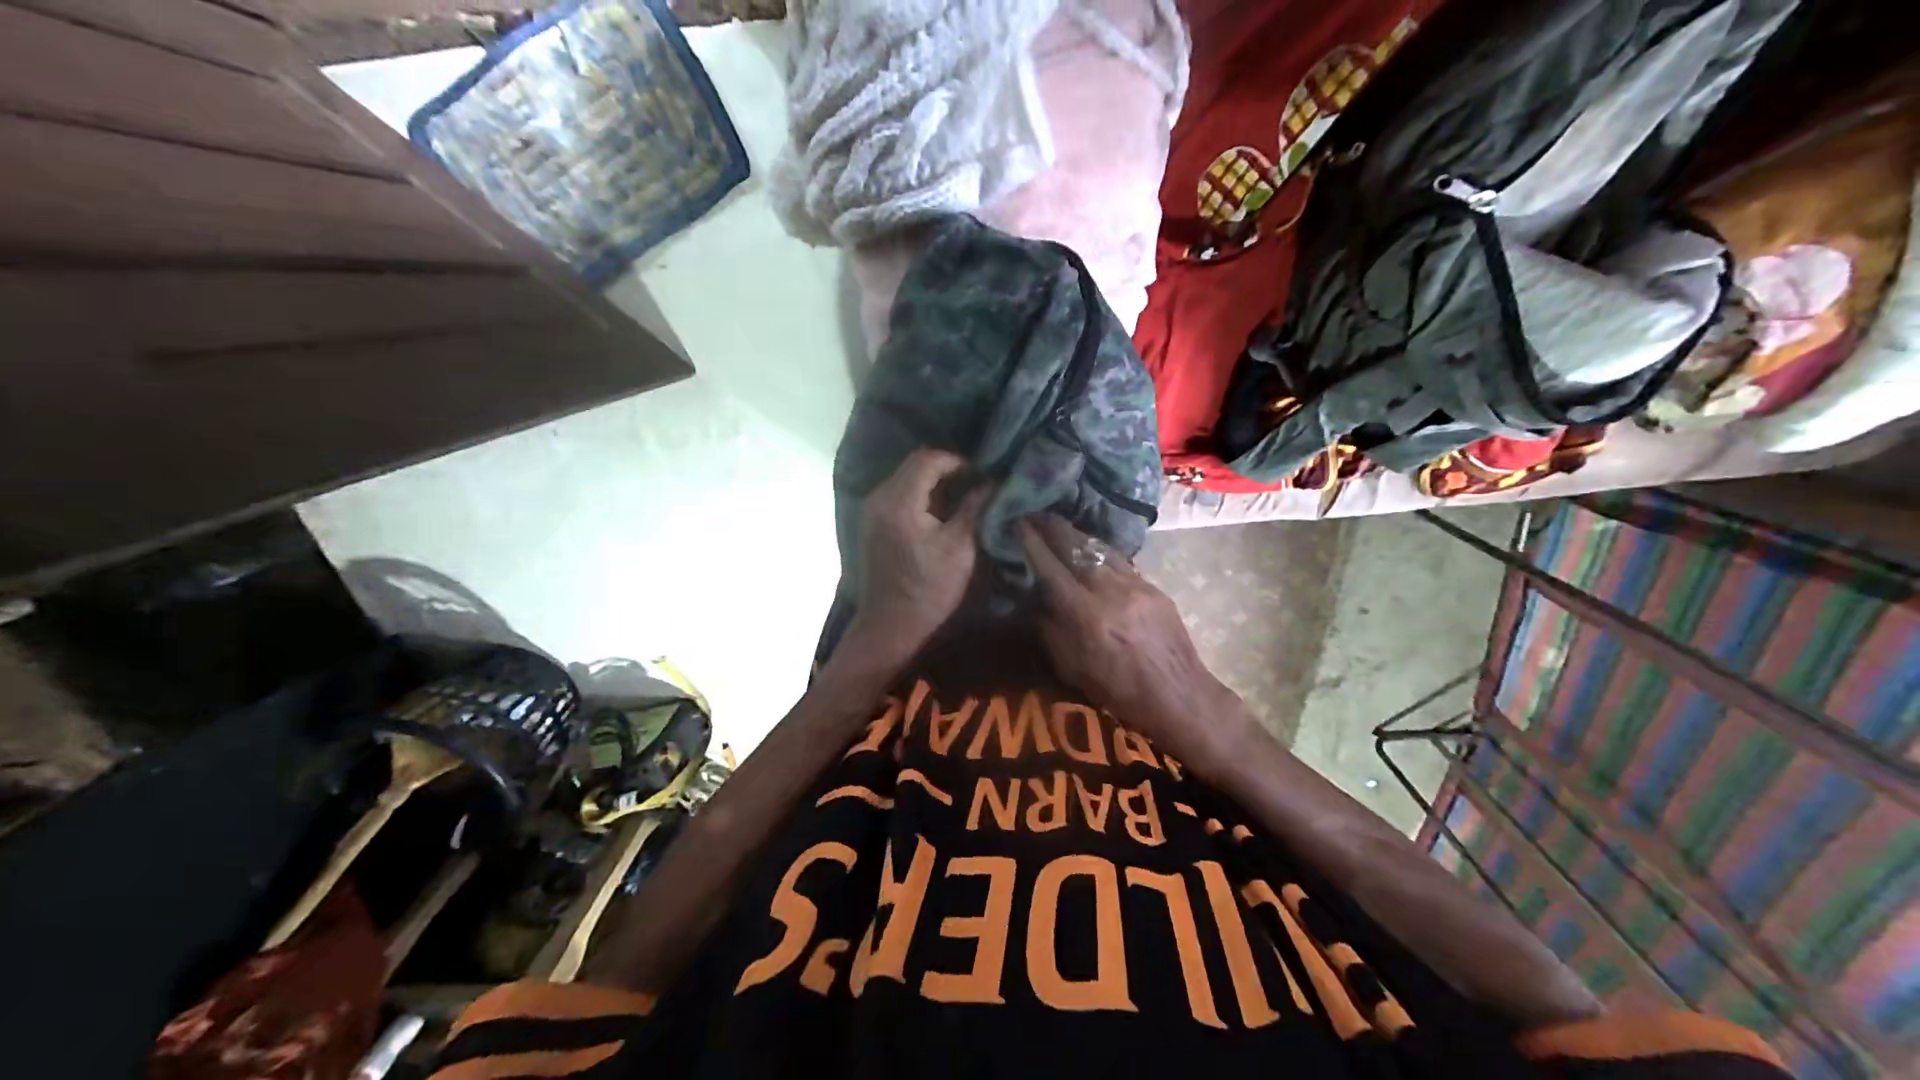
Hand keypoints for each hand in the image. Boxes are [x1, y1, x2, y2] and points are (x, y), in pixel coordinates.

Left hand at [851, 450, 990, 657]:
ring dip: (933, 483)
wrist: (890, 626)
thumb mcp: (960, 547)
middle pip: (914, 465)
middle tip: (975, 483)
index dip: (957, 461)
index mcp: (899, 501)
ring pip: (905, 479)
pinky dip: (920, 496)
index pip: (928, 460)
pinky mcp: (872, 524)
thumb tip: (990, 482)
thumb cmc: (929, 589)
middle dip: (946, 469)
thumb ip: (974, 508)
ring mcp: (871, 511)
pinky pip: (898, 495)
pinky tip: (940, 513)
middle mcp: (878, 498)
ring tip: (962, 497)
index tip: (982, 474)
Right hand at [1021, 515, 1249, 774]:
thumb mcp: (1071, 668)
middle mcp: (1109, 591)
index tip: (1017, 524)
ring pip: (1099, 549)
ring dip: (1076, 535)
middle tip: (1034, 513)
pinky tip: (1091, 550)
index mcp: (1085, 615)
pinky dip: (1099, 552)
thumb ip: (1051, 629)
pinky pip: (1120, 562)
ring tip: (1059, 526)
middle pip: (1076, 547)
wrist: (1177, 695)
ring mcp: (1135, 586)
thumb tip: (1038, 600)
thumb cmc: (1118, 691)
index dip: (1032, 543)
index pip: (1050, 568)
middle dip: (1052, 527)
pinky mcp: (1153, 587)